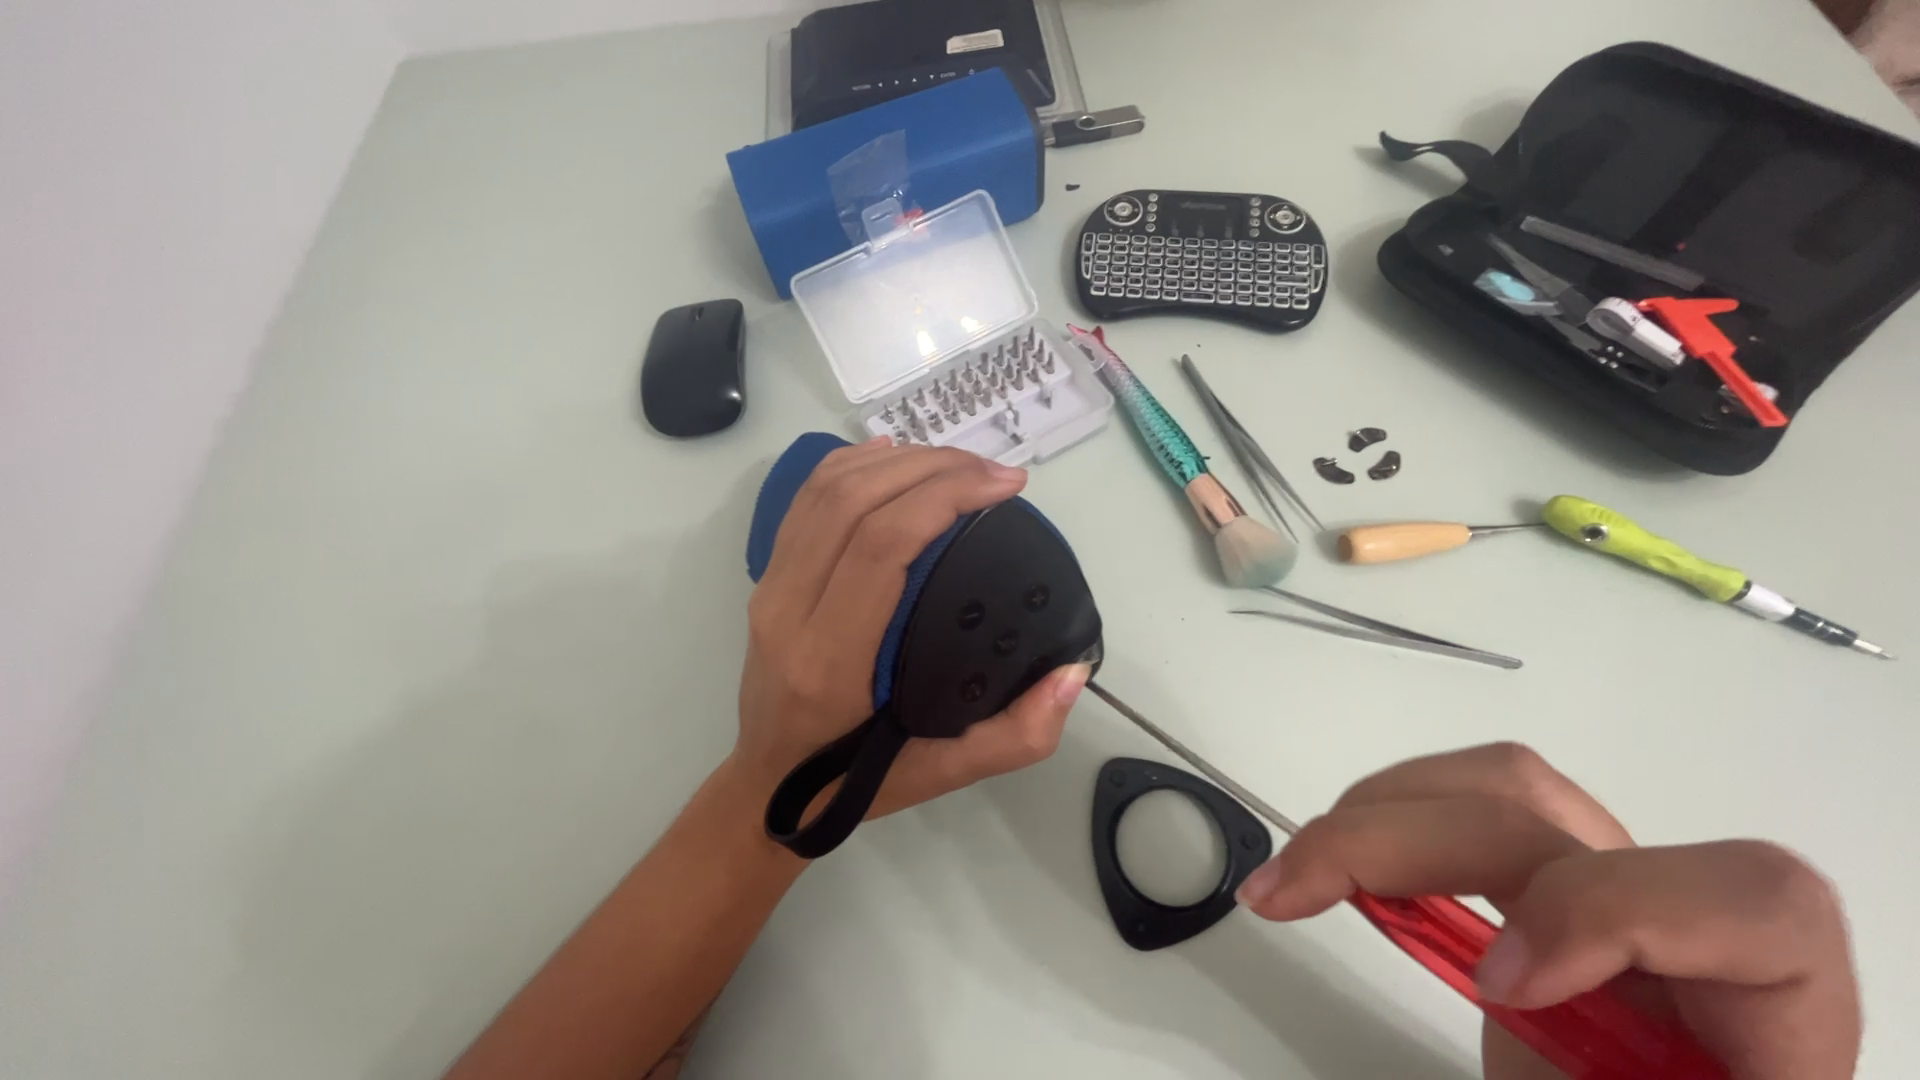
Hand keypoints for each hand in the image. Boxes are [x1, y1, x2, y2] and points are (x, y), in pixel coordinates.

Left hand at [734, 438, 1089, 823]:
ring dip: (896, 460)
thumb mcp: (943, 774)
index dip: (945, 496)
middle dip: (932, 467)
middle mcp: (789, 611)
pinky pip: (805, 501)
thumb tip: (1070, 673)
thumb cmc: (855, 785)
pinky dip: (851, 465)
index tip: (1004, 486)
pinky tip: (894, 454)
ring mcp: (768, 589)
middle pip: (854, 501)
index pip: (882, 545)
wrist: (768, 788)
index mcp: (831, 659)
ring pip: (825, 490)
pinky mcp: (766, 579)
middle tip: (994, 472)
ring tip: (958, 462)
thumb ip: (1016, 735)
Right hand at [1233, 743, 1859, 1079]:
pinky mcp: (1541, 892)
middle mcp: (1684, 933)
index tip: (1497, 993)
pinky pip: (1470, 812)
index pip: (1754, 906)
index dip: (1608, 914)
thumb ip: (1547, 1068)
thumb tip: (1487, 975)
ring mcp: (1605, 898)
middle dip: (1408, 839)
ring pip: (1503, 787)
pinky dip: (1386, 820)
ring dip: (1383, 809)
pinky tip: (1332, 866)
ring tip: (1301, 869)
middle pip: (1560, 815)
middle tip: (1291, 890)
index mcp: (1760, 1025)